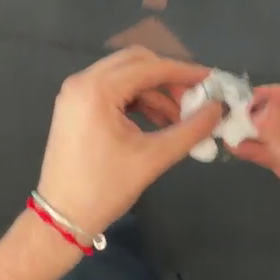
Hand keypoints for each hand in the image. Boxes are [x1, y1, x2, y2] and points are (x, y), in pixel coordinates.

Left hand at [35, 47, 221, 238]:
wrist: (62, 217)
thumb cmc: (105, 188)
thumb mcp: (152, 158)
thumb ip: (189, 130)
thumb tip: (218, 109)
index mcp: (97, 89)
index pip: (149, 67)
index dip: (183, 72)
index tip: (210, 79)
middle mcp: (82, 82)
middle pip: (135, 62)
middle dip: (167, 78)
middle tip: (193, 99)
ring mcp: (74, 93)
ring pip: (124, 76)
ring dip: (153, 91)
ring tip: (178, 119)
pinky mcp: (74, 106)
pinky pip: (112, 90)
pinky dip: (136, 101)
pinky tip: (156, 122)